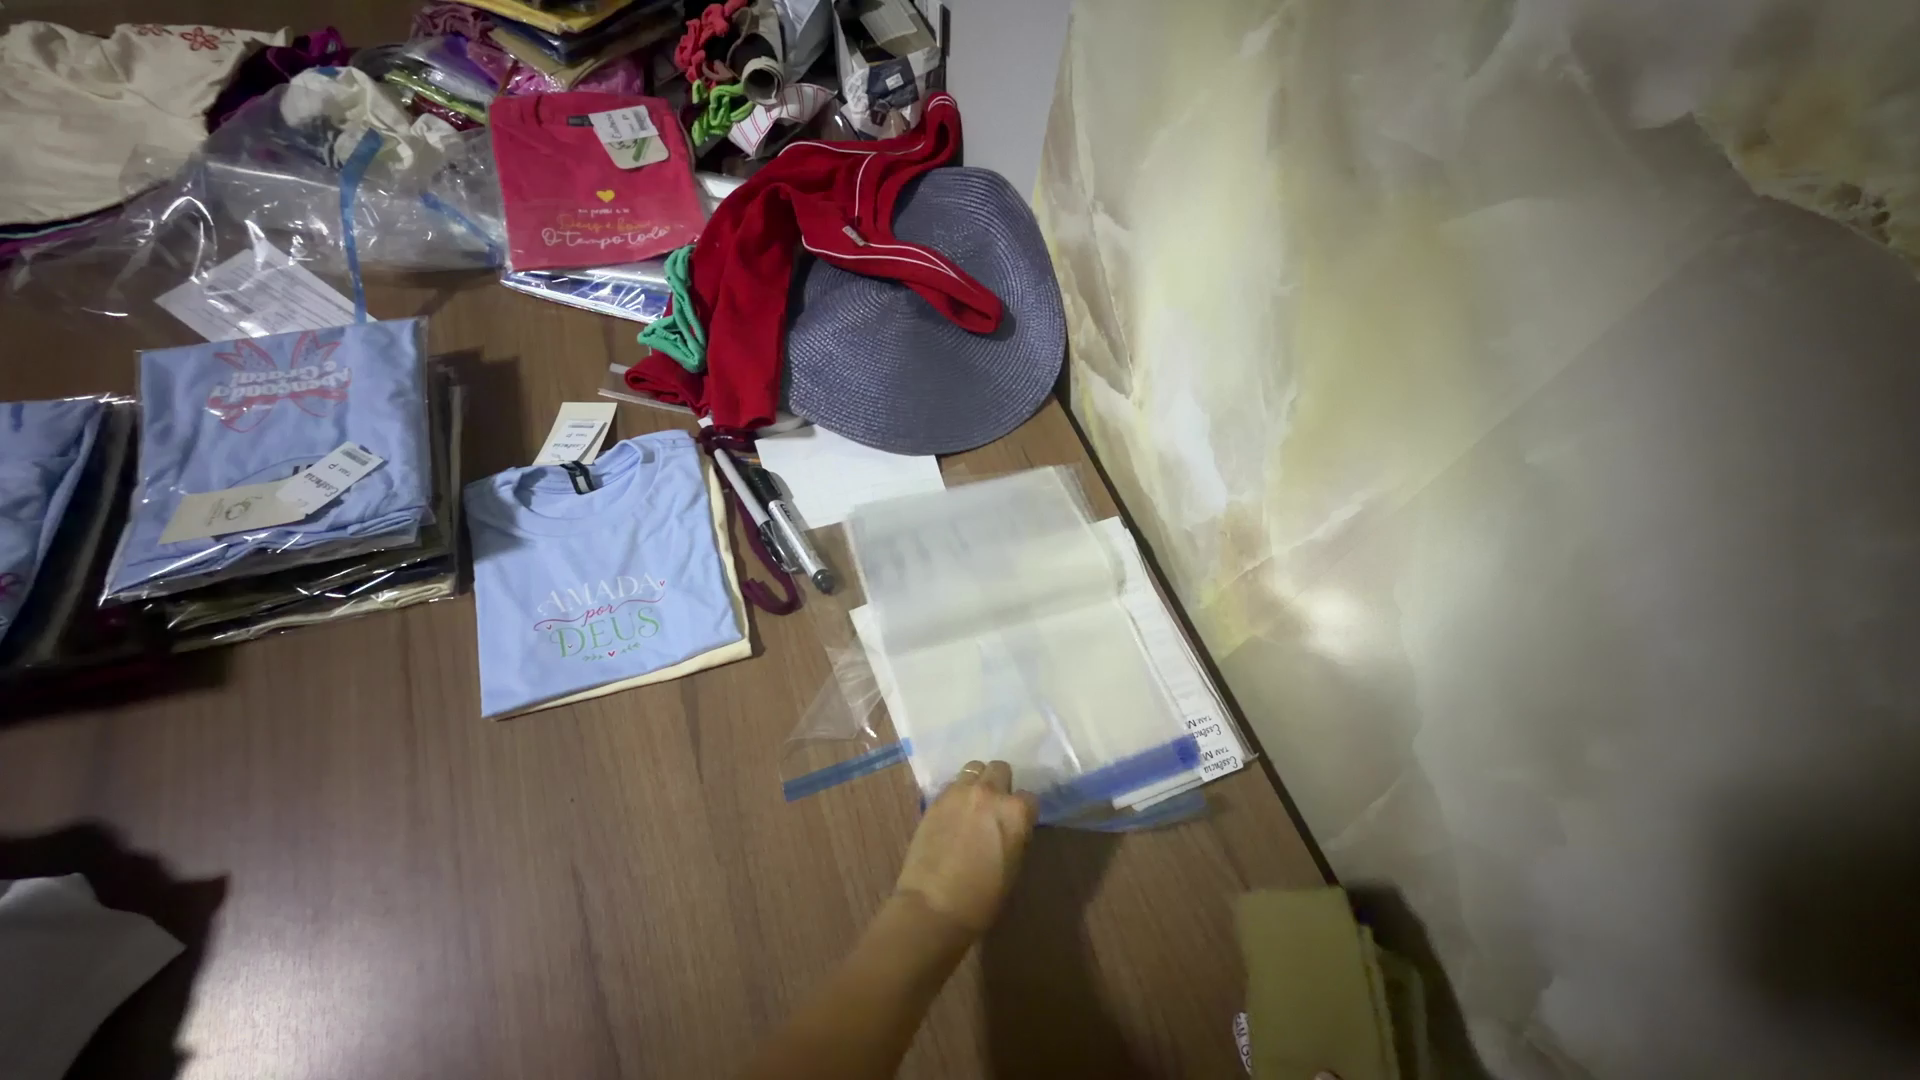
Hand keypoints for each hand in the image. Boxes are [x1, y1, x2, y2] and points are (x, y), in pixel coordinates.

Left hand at [893, 760, 1039, 936]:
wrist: (934, 905)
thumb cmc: (982, 898)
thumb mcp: (1013, 866)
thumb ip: (1015, 835)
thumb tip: (1011, 827)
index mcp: (1015, 812)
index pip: (1029, 798)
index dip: (1024, 812)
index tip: (1018, 824)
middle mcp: (989, 792)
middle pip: (1000, 769)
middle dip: (1001, 785)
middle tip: (995, 807)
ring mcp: (959, 792)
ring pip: (974, 768)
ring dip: (978, 782)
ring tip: (973, 804)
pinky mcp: (935, 799)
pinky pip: (952, 785)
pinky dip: (957, 794)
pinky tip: (953, 814)